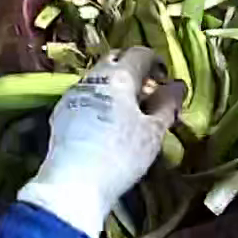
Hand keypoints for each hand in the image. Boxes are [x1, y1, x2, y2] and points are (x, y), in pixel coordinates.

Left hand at [18, 48, 184, 237]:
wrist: (74, 184)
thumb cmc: (121, 156)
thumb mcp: (153, 133)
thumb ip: (167, 104)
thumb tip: (177, 86)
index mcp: (119, 76)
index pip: (140, 53)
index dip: (155, 61)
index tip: (163, 78)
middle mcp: (94, 77)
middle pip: (115, 59)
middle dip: (132, 68)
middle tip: (146, 91)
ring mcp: (73, 93)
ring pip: (97, 76)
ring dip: (113, 84)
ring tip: (126, 109)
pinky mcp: (60, 112)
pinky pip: (84, 95)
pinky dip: (98, 99)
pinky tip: (104, 122)